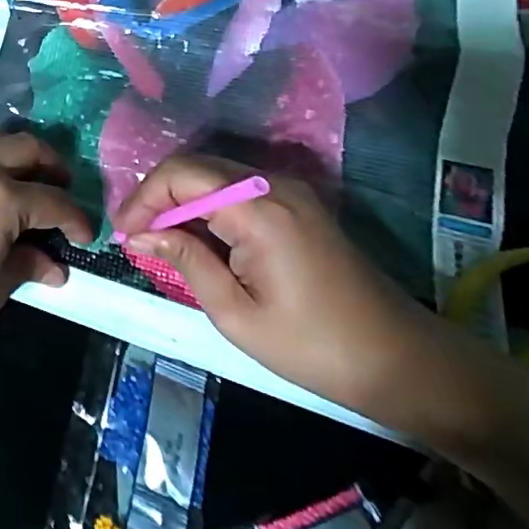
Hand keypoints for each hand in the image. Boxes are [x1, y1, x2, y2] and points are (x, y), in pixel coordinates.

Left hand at [0, 132, 93, 358]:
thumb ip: (27, 265)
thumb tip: (55, 266)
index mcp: (2, 197)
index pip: (54, 201)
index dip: (76, 219)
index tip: (86, 234)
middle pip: (28, 148)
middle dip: (53, 166)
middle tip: (62, 191)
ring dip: (18, 157)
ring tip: (26, 184)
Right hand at [112, 155, 452, 421]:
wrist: (404, 361)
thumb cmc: (315, 346)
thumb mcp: (236, 313)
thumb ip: (185, 262)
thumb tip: (138, 235)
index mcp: (258, 210)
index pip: (179, 176)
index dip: (142, 199)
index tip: (123, 234)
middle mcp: (273, 186)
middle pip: (193, 167)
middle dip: (155, 196)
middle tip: (134, 235)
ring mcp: (289, 191)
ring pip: (212, 174)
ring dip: (178, 199)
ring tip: (157, 238)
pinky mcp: (297, 204)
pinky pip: (235, 188)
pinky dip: (205, 204)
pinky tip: (194, 236)